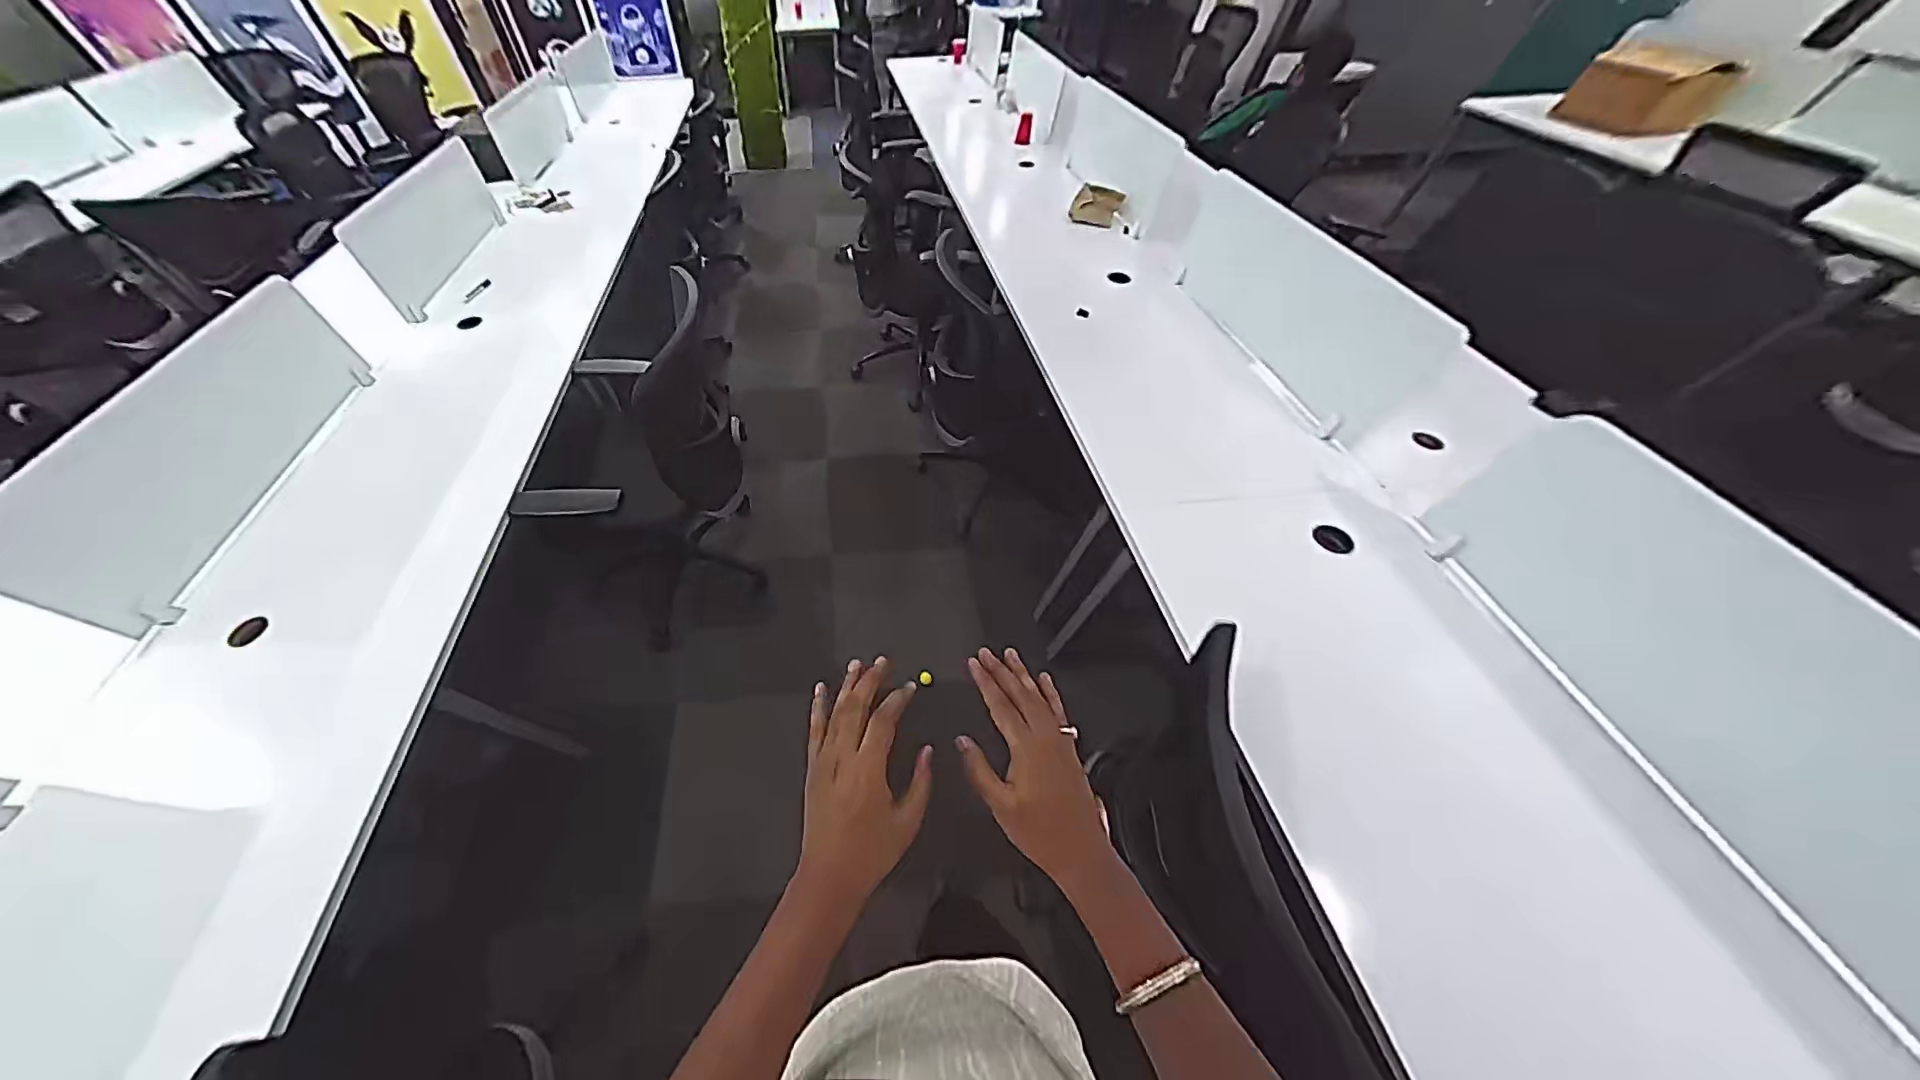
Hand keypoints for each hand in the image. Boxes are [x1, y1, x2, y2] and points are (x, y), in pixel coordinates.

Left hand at [797, 657, 933, 904]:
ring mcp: (823, 762)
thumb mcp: (908, 820)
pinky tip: (822, 690)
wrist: (828, 876)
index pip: (883, 720)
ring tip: (856, 665)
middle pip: (855, 708)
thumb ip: (920, 781)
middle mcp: (842, 758)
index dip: (897, 700)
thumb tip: (926, 750)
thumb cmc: (872, 852)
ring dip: (846, 687)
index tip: (910, 688)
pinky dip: (818, 708)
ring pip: (834, 714)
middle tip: (882, 662)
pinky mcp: (812, 769)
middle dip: (870, 681)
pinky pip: (814, 731)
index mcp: (868, 769)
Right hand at [957, 648, 1114, 893]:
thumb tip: (964, 742)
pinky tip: (1044, 680)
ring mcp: (1061, 740)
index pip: (1000, 705)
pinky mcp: (1069, 747)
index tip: (974, 665)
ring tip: (1011, 656)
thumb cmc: (1041, 833)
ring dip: (1023, 674)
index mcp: (1027, 749)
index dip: (985, 682)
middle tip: (986, 653)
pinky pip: (1058, 710)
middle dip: (1001, 670)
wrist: (1081, 850)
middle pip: (1020, 694)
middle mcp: (1046, 738)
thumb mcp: (1001, 806)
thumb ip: (979, 770)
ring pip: (1039, 697)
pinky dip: (1050, 692)